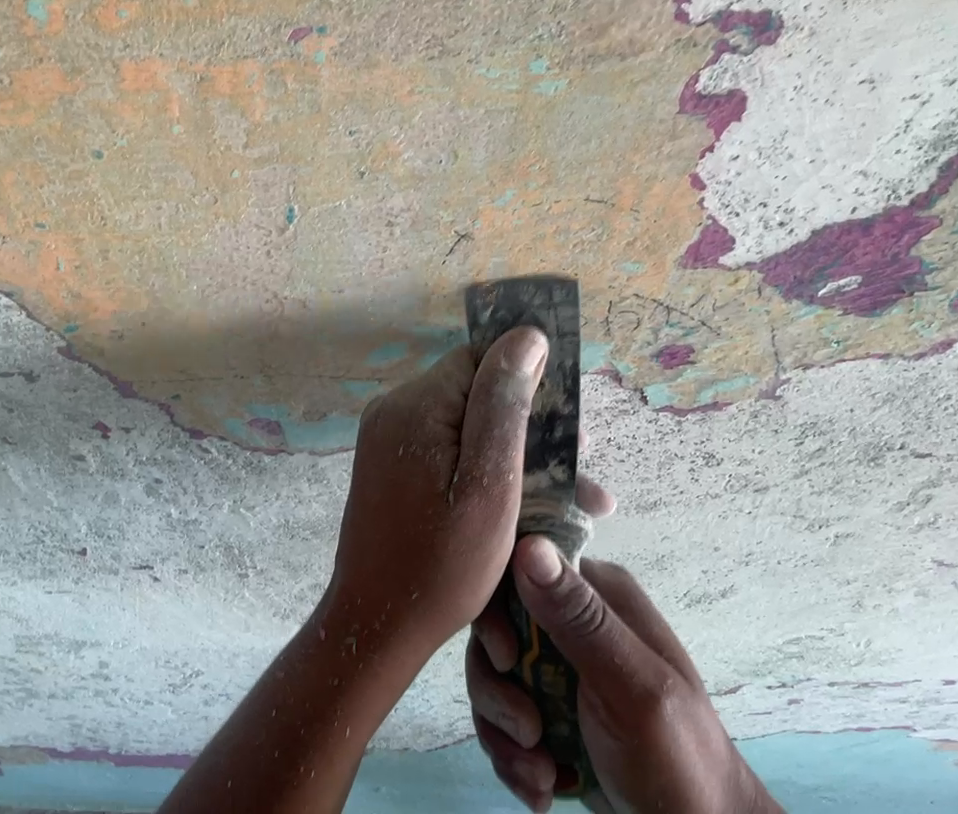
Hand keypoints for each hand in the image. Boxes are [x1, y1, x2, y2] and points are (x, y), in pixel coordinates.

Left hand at [324, 326, 548, 661]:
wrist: (378, 623)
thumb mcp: (489, 484)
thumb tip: (526, 335)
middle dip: (528, 430)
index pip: (480, 360)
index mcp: (415, 406)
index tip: (564, 426)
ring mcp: (388, 441)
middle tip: (578, 475)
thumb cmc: (441, 563)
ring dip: (513, 458)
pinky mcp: (391, 468)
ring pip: (466, 428)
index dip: (526, 383)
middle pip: (475, 395)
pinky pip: (448, 452)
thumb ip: (505, 404)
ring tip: (570, 504)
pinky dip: (484, 473)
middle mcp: (394, 411)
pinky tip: (524, 508)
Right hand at [467, 540, 780, 813]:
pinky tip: (542, 785)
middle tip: (528, 734)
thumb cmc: (677, 757)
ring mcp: (558, 668)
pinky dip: (512, 757)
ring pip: (492, 680)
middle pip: (494, 632)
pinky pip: (501, 720)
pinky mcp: (548, 711)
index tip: (505, 661)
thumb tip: (528, 544)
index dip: (495, 612)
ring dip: (504, 734)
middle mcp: (574, 621)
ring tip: (540, 774)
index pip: (518, 570)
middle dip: (498, 692)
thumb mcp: (631, 685)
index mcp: (599, 595)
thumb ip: (580, 617)